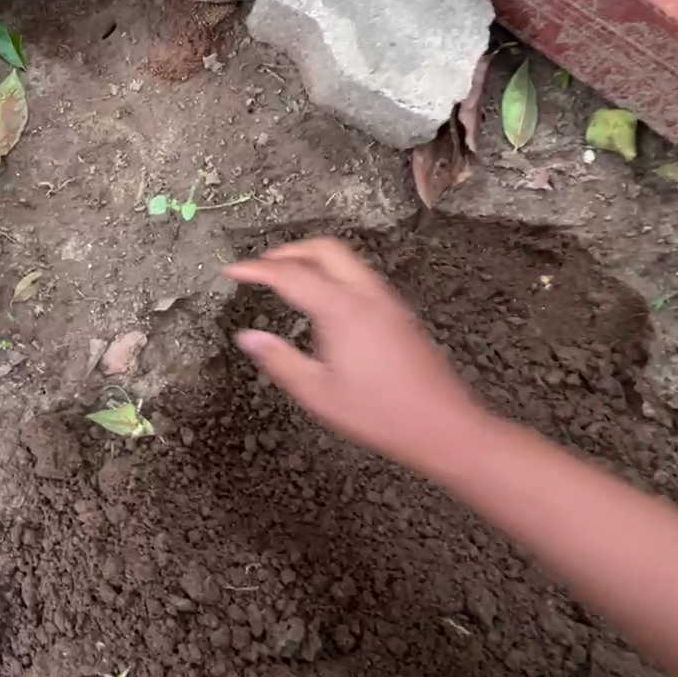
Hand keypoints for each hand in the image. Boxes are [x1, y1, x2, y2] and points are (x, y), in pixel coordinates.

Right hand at [224, 238, 488, 476]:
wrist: (446, 427)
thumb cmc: (379, 414)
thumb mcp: (317, 393)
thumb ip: (279, 360)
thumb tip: (247, 337)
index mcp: (342, 310)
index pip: (291, 274)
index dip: (256, 269)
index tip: (231, 270)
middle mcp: (367, 296)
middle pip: (325, 249)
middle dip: (288, 251)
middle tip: (261, 267)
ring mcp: (387, 302)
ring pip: (345, 259)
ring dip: (311, 259)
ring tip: (285, 277)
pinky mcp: (398, 313)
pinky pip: (358, 275)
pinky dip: (331, 272)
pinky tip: (320, 298)